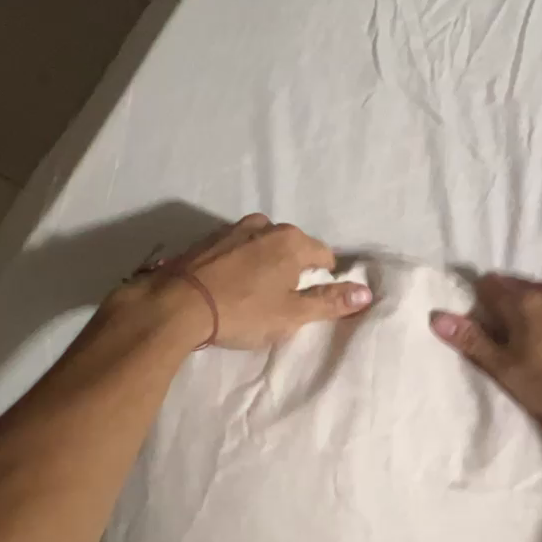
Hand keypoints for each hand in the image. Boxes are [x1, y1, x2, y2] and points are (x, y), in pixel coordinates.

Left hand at [121, 214, 372, 349]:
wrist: (176, 305)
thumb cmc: (242, 311)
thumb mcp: (292, 315)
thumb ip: (330, 302)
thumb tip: (366, 293)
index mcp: (292, 241)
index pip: (324, 256)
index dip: (323, 280)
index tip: (310, 302)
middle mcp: (265, 225)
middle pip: (292, 247)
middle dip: (292, 270)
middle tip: (281, 301)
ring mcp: (233, 229)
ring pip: (262, 246)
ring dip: (264, 265)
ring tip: (253, 294)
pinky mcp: (206, 239)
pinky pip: (236, 249)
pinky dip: (239, 264)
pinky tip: (229, 286)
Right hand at [430, 275, 541, 425]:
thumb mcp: (507, 369)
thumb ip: (473, 341)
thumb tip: (436, 316)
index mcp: (523, 301)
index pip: (489, 283)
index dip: (478, 299)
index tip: (478, 322)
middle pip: (517, 285)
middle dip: (504, 302)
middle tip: (501, 334)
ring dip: (532, 307)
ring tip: (530, 336)